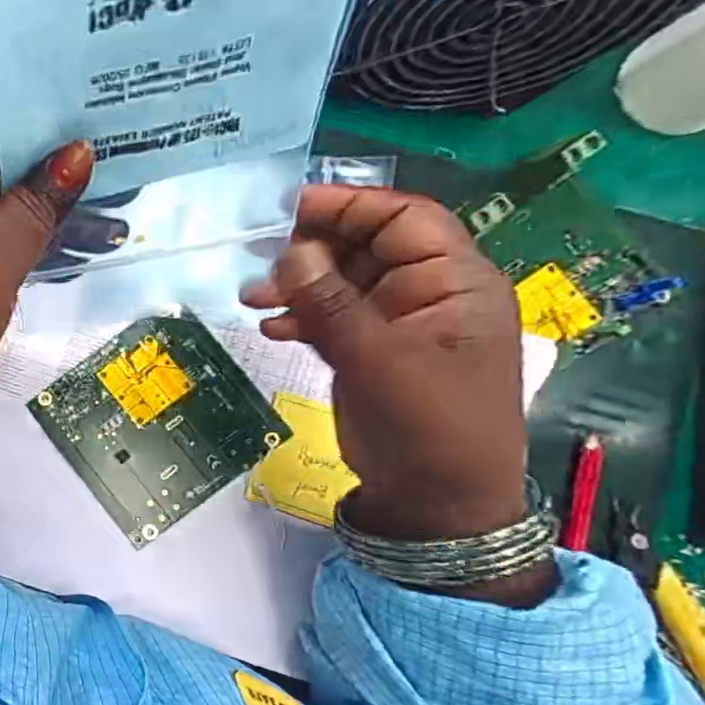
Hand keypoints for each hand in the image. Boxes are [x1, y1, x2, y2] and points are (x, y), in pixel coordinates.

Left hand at [0, 102, 93, 492]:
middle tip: (131, 144)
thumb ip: (32, 208)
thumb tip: (77, 152)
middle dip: (62, 156)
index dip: (45, 108)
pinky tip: (89, 238)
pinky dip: (37, 236)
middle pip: (3, 156)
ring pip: (8, 198)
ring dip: (58, 203)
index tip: (104, 99)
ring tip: (124, 199)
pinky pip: (1, 234)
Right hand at [241, 186, 551, 602]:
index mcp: (452, 282)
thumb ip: (333, 304)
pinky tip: (271, 326)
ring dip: (298, 286)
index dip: (347, 206)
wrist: (434, 499)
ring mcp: (394, 327)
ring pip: (341, 286)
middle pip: (366, 249)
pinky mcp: (368, 356)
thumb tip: (293, 251)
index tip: (288, 205)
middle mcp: (425, 295)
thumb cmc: (426, 425)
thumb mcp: (378, 360)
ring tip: (252, 297)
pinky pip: (331, 321)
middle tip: (257, 260)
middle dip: (312, 250)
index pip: (402, 220)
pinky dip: (300, 318)